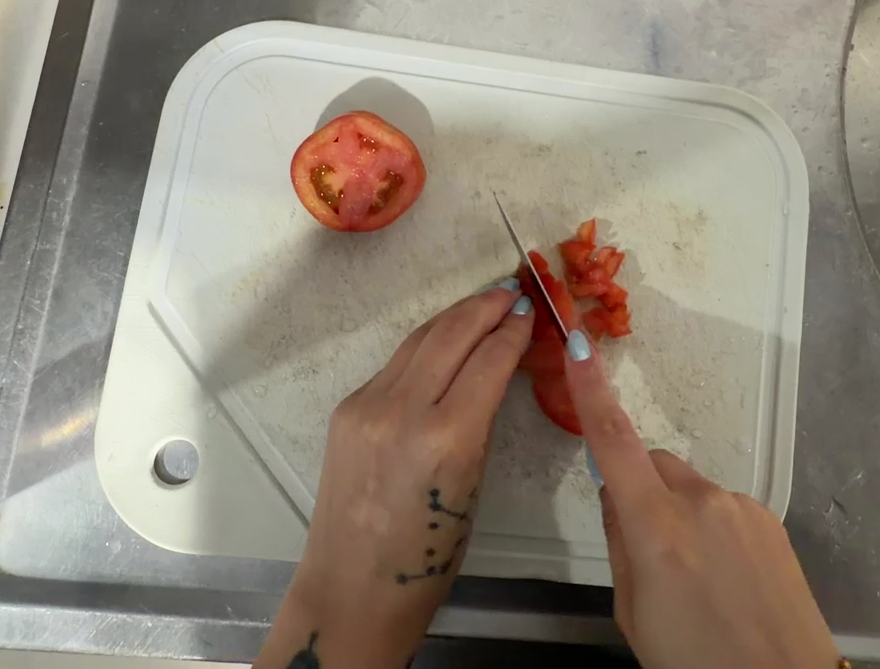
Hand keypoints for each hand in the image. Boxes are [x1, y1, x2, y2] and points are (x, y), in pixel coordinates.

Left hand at [254, 279, 533, 668]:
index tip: (531, 311)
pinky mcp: (348, 407)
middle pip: (452, 333)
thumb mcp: (473, 483)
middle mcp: (403, 409)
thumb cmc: (430, 554)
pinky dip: (427, 344)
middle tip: (512, 290)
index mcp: (447, 437)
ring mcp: (368, 404)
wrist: (352, 589)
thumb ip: (482, 419)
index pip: (489, 359)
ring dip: (456, 316)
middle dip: (486, 306)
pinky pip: (397, 363)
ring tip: (485, 302)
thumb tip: (496, 366)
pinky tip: (446, 340)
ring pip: (420, 338)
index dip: (513, 330)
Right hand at [562, 332, 837, 668]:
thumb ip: (620, 544)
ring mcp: (739, 504)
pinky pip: (723, 505)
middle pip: (653, 464)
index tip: (578, 346)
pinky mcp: (767, 515)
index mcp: (657, 527)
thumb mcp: (634, 614)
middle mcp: (700, 501)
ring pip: (689, 488)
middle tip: (647, 547)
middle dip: (641, 488)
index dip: (591, 391)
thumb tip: (614, 496)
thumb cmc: (695, 664)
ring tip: (695, 576)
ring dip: (680, 514)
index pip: (614, 442)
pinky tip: (727, 577)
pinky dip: (713, 528)